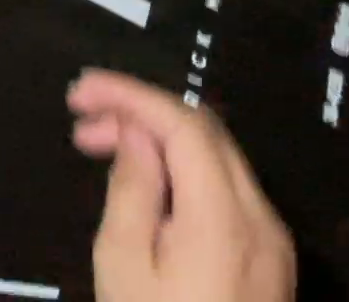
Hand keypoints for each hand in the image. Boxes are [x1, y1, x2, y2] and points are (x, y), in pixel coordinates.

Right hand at [69, 70, 295, 301]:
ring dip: (155, 132)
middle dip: (138, 107)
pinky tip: (139, 171)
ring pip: (215, 152)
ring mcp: (270, 235)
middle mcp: (260, 216)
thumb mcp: (124, 259)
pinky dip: (176, 159)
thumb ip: (132, 187)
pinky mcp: (266, 250)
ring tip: (96, 141)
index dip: (129, 94)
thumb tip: (132, 132)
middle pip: (205, 131)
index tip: (78, 90)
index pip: (183, 125)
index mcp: (223, 217)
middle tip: (79, 116)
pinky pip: (221, 180)